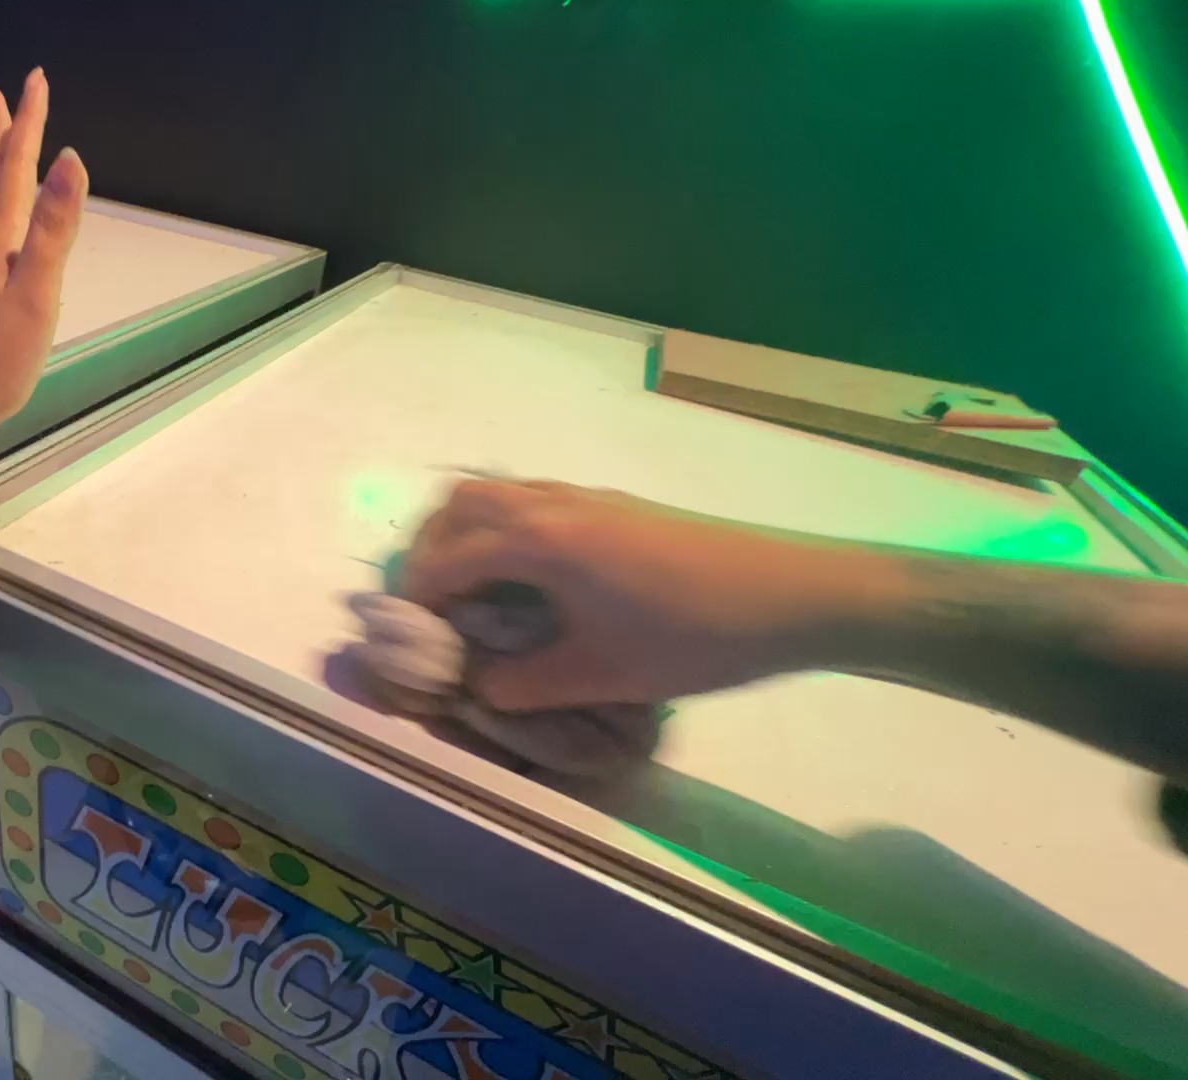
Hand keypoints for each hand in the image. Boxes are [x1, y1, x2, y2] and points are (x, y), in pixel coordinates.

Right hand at [403, 479, 857, 708]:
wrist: (799, 594)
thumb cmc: (694, 636)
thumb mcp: (602, 675)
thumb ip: (524, 686)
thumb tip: (480, 687)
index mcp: (539, 542)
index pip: (448, 559)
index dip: (418, 596)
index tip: (411, 632)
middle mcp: (550, 504)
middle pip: (459, 504)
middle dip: (430, 546)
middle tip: (434, 597)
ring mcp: (582, 495)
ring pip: (496, 492)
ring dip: (467, 529)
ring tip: (472, 582)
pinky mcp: (610, 501)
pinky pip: (530, 496)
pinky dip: (504, 524)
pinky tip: (529, 571)